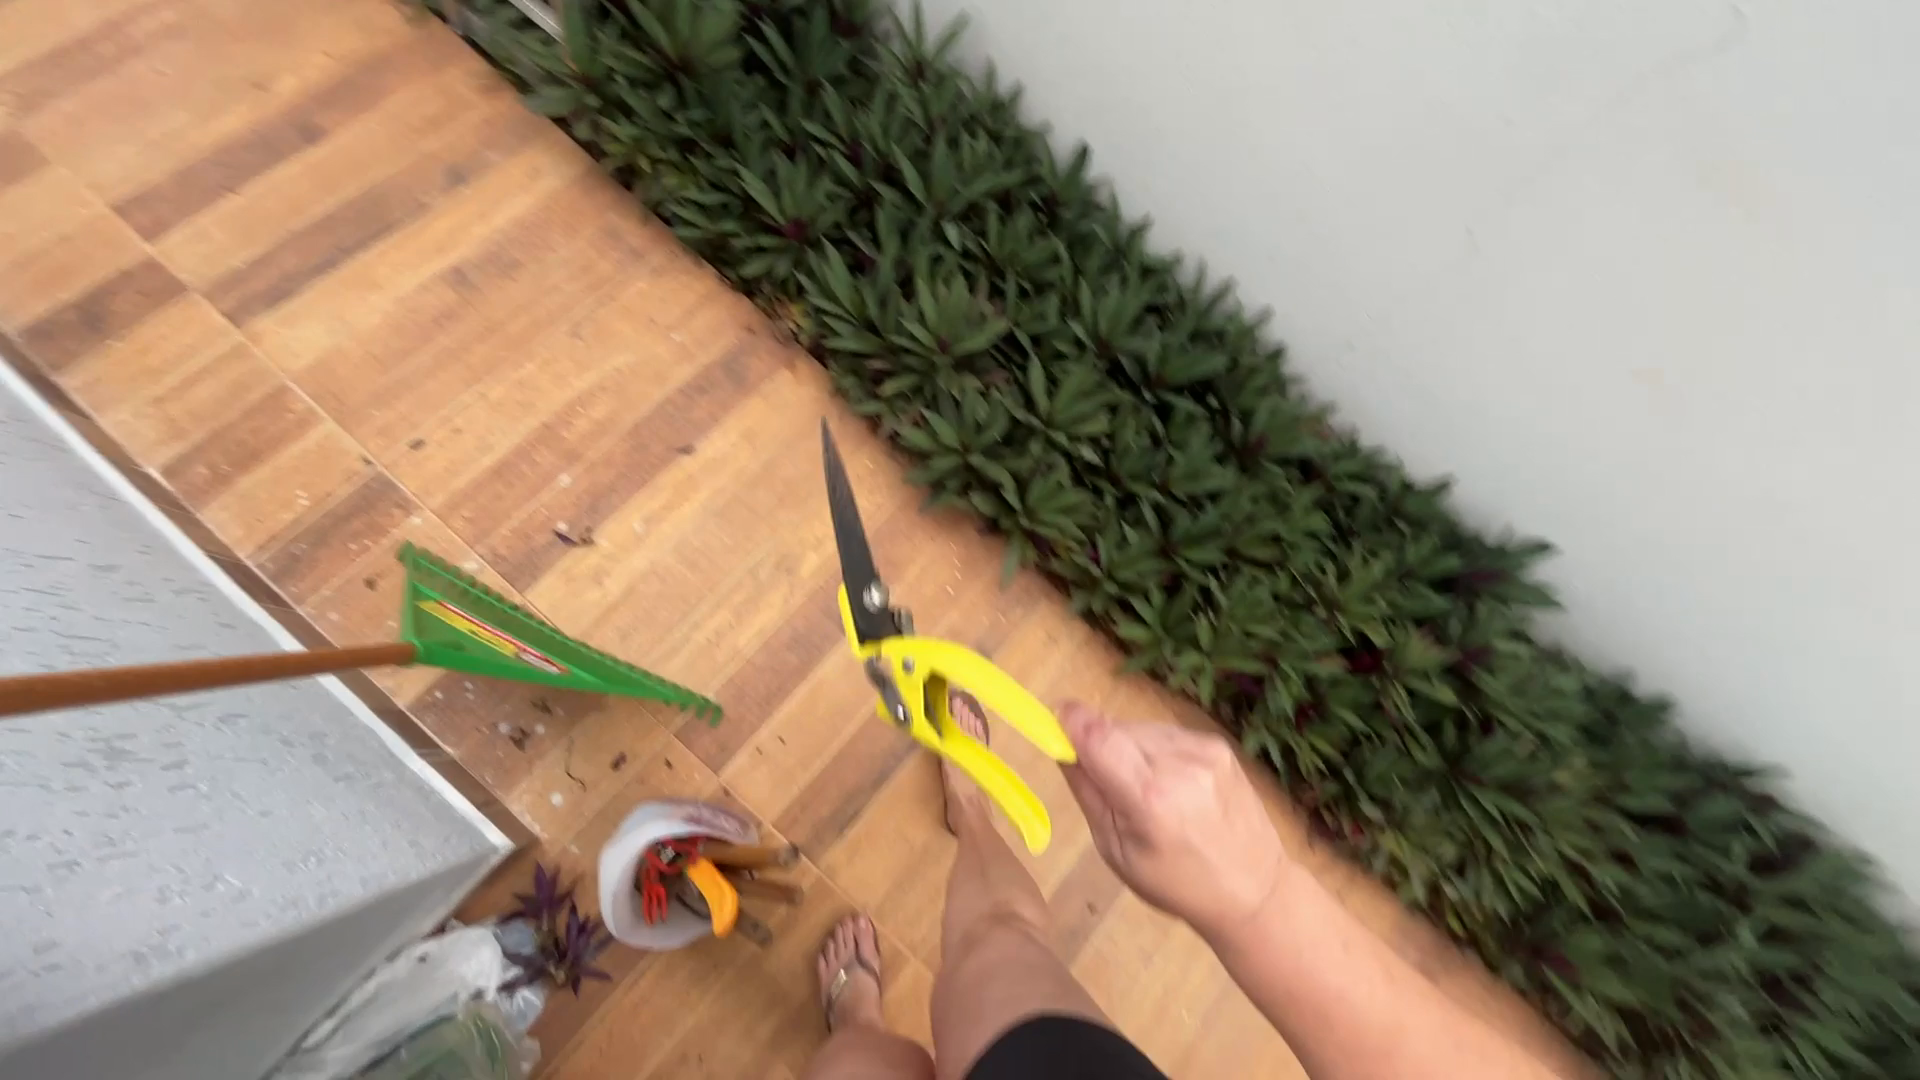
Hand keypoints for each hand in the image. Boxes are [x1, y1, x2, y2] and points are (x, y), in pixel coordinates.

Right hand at [1058, 702, 1289, 939]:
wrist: (1256, 889)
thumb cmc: (1175, 883)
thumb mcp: (1117, 851)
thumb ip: (1088, 793)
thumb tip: (1061, 746)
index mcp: (1149, 800)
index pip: (1098, 736)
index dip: (1072, 721)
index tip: (1057, 718)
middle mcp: (1178, 765)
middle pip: (1115, 728)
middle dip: (1099, 742)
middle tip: (1105, 778)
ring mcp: (1203, 750)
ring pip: (1140, 728)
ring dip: (1128, 746)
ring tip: (1144, 786)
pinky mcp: (1218, 744)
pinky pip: (1165, 733)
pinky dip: (1155, 749)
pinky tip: (1170, 781)